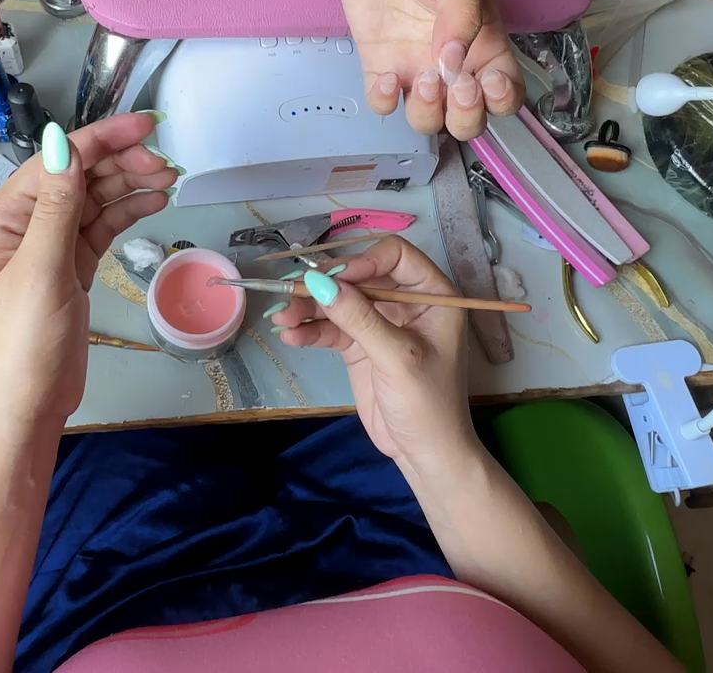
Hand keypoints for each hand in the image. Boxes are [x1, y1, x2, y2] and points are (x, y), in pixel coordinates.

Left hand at [0, 113, 175, 433]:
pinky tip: (156, 202)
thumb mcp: (40, 272)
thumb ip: (56, 207)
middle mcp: (26, 224)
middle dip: (121, 161)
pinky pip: (102, 227)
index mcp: (5, 217)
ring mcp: (51, 246)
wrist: (22, 413)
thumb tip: (63, 143)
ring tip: (170, 178)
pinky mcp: (73, 267)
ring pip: (95, 199)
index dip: (102, 138)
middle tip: (167, 163)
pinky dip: (129, 212)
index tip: (147, 126)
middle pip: (79, 175)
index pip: (58, 161)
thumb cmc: (19, 346)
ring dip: (130, 184)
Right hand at [270, 236, 481, 473]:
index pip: (395, 256)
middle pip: (359, 276)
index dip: (363, 261)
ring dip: (309, 307)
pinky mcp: (359, 344)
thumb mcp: (396, 358)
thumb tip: (319, 282)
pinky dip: (310, 329)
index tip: (334, 277)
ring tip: (281, 316)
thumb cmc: (428, 404)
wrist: (424, 455)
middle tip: (294, 291)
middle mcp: (405, 301)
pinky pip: (331, 327)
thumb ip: (359, 318)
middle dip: (326, 284)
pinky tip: (290, 335)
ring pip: (340, 300)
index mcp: (432, 295)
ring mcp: (379, 322)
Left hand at [336, 0, 523, 140]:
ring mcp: (414, 67)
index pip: (505, 93)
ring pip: (428, 120)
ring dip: (430, 113)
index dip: (501, 101)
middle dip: (466, 116)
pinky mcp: (379, 64)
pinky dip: (386, 103)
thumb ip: (463, 16)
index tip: (486, 80)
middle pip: (468, 119)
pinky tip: (387, 78)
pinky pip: (384, 104)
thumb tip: (453, 63)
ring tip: (422, 79)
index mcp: (484, 42)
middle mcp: (452, 64)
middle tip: (455, 83)